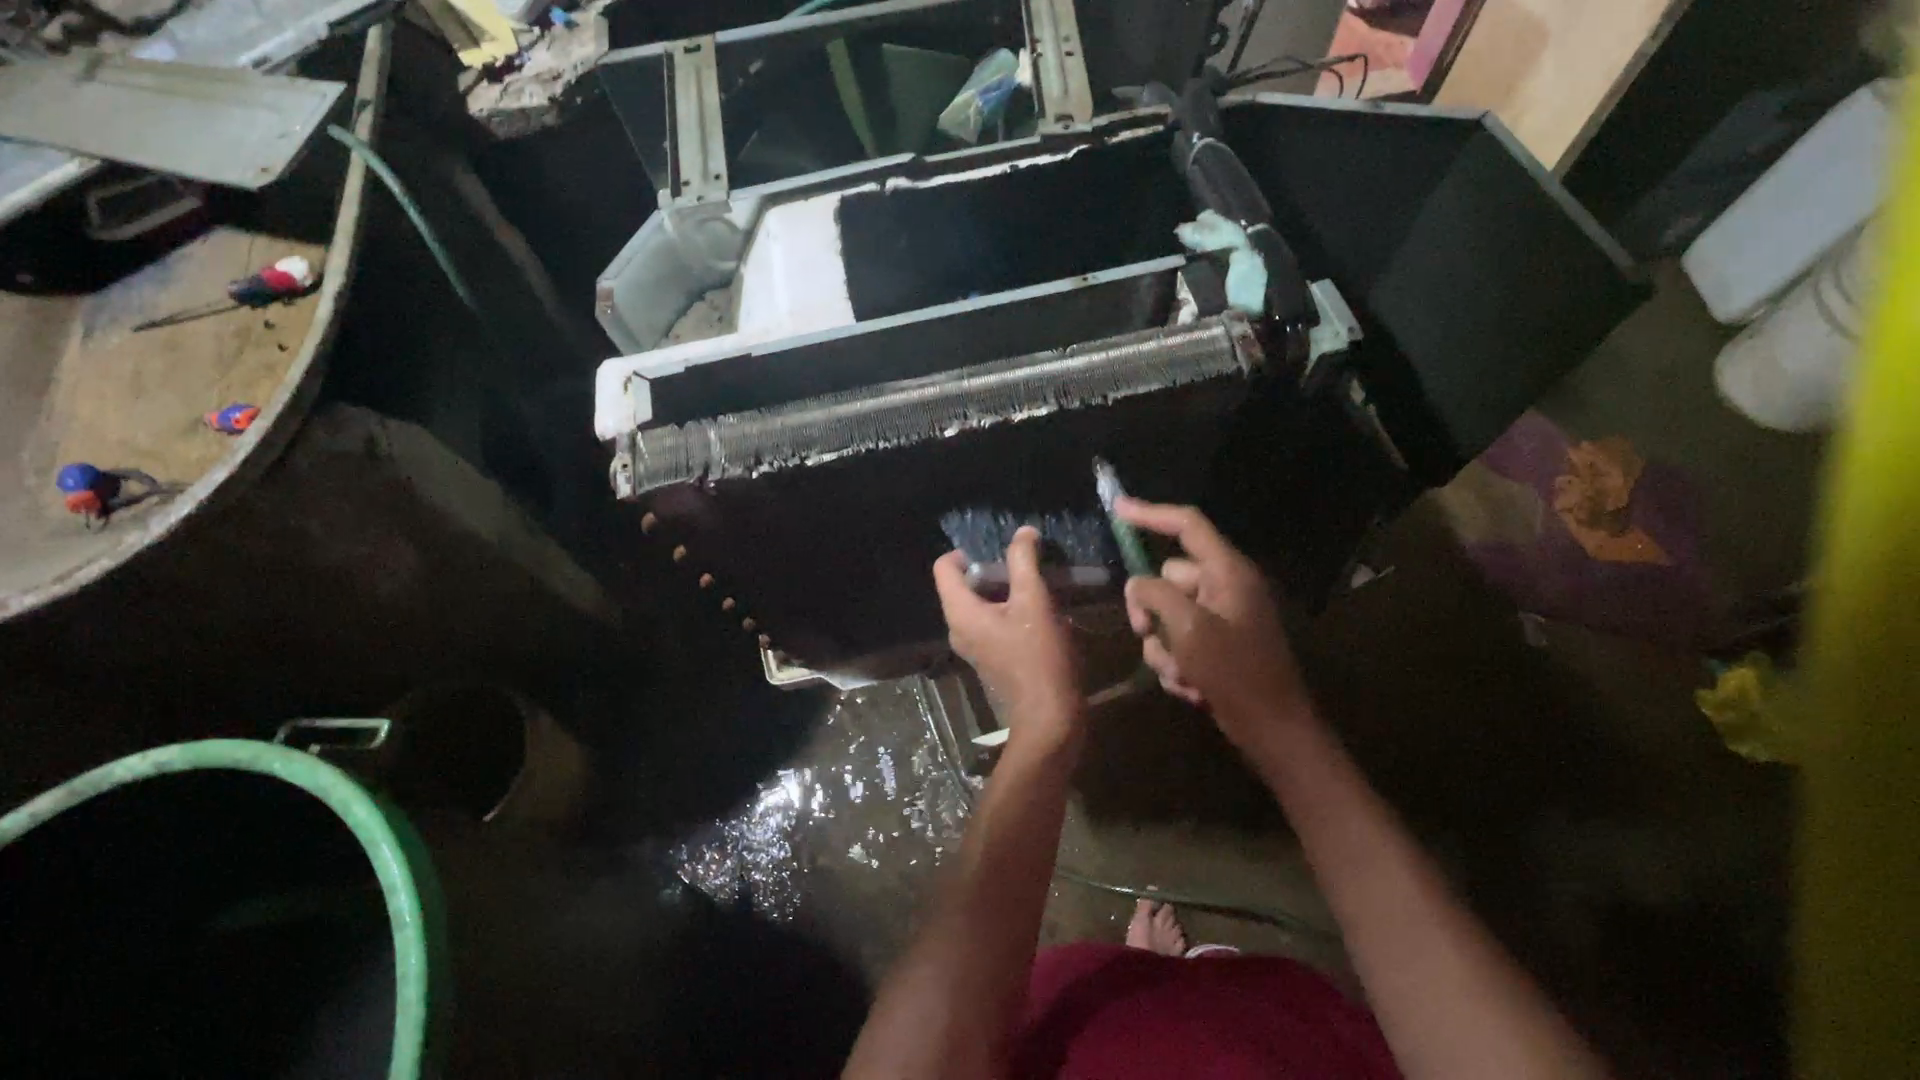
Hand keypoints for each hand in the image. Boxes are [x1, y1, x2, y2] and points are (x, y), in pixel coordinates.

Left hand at [933, 526, 1083, 752]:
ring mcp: (973, 646)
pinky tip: (1038, 612)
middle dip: (992, 569)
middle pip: (962, 583)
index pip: (943, 566)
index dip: (967, 551)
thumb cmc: (1039, 656)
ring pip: (979, 603)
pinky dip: (1008, 609)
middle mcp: (958, 628)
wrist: (1050, 715)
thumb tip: (1022, 532)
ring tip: (1035, 586)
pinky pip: (990, 621)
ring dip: (1004, 589)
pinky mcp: (989, 657)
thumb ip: (1024, 562)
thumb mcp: (1034, 601)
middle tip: (1024, 566)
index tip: (1000, 551)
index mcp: (960, 613)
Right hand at [1116, 498, 1311, 749]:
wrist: (1272, 727)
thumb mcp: (1188, 629)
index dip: (1151, 513)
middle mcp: (1225, 587)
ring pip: (1168, 615)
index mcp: (1227, 572)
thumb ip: (1155, 595)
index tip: (1117, 508)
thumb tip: (1137, 583)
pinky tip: (1191, 688)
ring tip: (1181, 673)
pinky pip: (1179, 641)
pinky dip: (1176, 663)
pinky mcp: (1217, 646)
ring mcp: (1222, 618)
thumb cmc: (1234, 672)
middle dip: (1152, 610)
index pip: (1187, 525)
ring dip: (1164, 647)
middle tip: (1145, 633)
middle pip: (1168, 577)